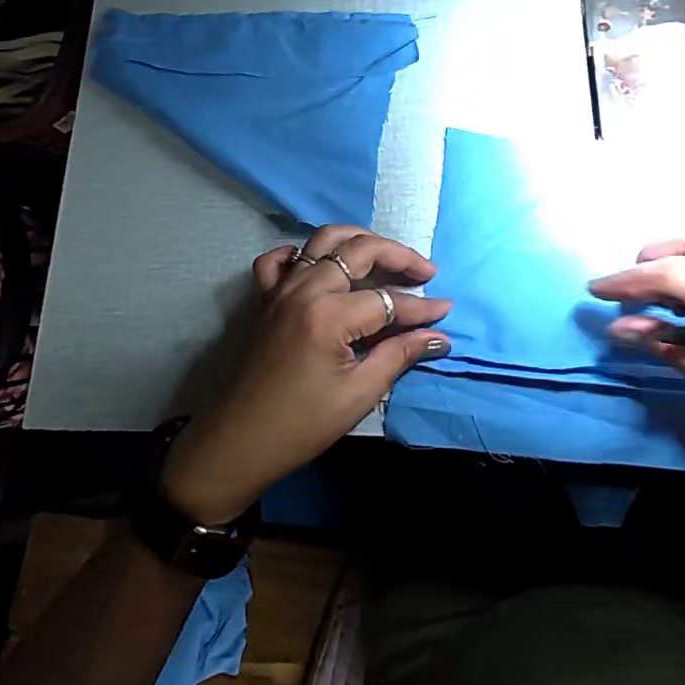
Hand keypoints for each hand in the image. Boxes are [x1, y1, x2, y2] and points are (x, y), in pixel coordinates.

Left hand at [163, 226, 451, 524]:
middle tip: (425, 271)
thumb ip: (399, 354)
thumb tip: (438, 337)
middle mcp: (304, 290)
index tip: (446, 310)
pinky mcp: (264, 300)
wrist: (239, 444)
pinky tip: (318, 266)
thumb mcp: (360, 393)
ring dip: (358, 240)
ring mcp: (280, 290)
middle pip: (359, 250)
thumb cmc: (303, 424)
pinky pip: (278, 260)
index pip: (388, 299)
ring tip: (383, 254)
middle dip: (398, 255)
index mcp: (329, 315)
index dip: (421, 307)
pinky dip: (301, 254)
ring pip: (322, 240)